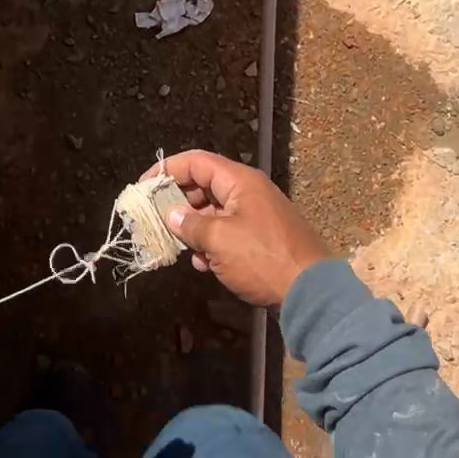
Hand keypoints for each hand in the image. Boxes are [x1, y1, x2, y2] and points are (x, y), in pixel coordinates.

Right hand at [142, 149, 330, 307]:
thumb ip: (190, 224)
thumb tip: (171, 215)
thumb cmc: (262, 258)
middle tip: (156, 218)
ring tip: (178, 245)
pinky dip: (212, 243)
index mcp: (240, 181)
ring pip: (215, 211)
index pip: (195, 161)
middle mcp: (249, 192)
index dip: (166, 170)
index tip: (144, 187)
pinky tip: (203, 264)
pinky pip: (229, 232)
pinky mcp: (263, 239)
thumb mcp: (219, 240)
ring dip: (194, 227)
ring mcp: (258, 216)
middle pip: (204, 185)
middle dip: (178, 201)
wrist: (314, 295)